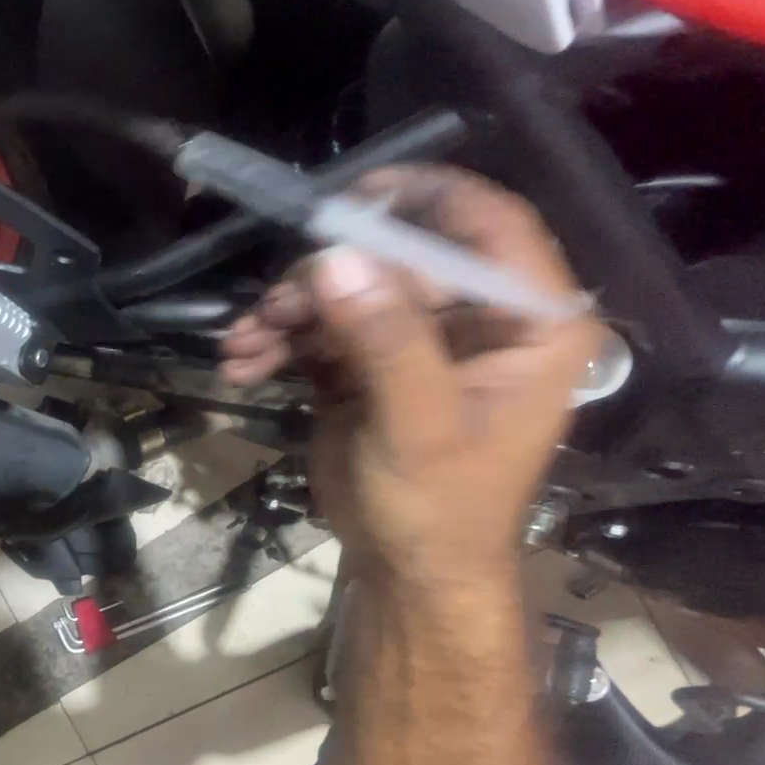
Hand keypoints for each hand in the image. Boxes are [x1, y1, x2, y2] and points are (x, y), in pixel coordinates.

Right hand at [220, 167, 603, 584]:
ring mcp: (413, 346)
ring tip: (240, 348)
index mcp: (524, 324)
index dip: (425, 202)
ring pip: (343, 299)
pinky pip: (316, 336)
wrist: (405, 567)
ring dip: (284, 317)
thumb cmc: (438, 505)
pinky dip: (275, 346)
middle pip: (394, 265)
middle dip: (321, 283)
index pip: (488, 232)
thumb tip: (337, 260)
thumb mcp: (417, 424)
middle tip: (268, 311)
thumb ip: (386, 341)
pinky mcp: (364, 370)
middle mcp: (472, 322)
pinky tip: (241, 365)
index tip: (351, 197)